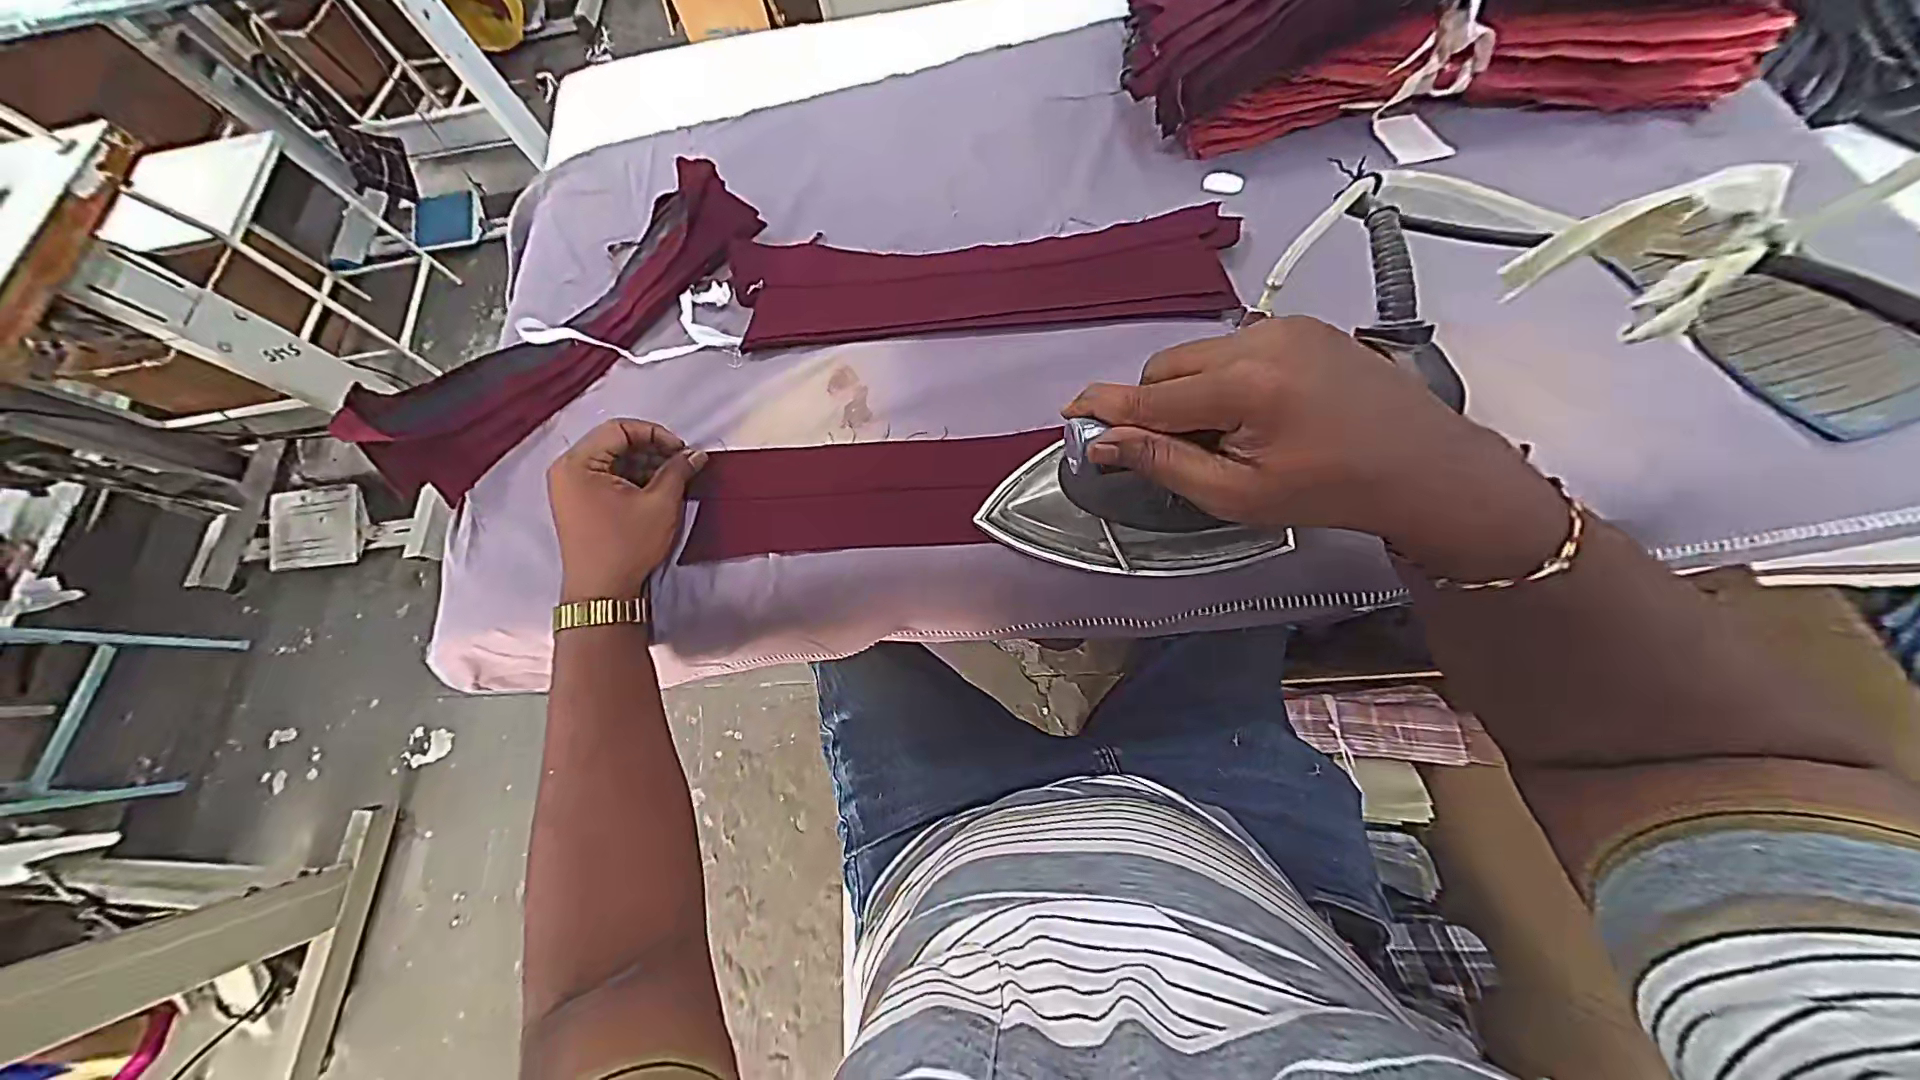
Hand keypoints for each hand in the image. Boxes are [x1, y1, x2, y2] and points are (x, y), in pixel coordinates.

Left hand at [548, 419, 705, 602]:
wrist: (603, 591)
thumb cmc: (627, 546)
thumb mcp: (660, 504)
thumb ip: (679, 471)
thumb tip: (696, 454)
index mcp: (578, 463)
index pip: (620, 429)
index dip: (656, 434)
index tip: (682, 450)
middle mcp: (567, 469)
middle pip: (615, 443)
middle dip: (652, 450)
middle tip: (682, 464)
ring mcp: (571, 487)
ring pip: (614, 460)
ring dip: (645, 465)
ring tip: (674, 479)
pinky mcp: (580, 502)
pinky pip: (608, 477)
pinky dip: (634, 479)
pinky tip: (657, 491)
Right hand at [1062, 315, 1568, 582]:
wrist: (1425, 465)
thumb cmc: (1331, 492)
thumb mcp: (1238, 494)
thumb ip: (1165, 462)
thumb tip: (1106, 443)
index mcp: (1247, 385)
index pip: (1150, 396)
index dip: (1105, 409)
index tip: (1070, 413)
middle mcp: (1261, 340)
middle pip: (1165, 368)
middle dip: (1154, 406)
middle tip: (1180, 449)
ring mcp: (1284, 326)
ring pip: (1194, 355)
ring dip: (1185, 392)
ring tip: (1224, 432)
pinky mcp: (1300, 325)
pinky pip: (1229, 347)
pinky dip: (1217, 378)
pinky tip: (1250, 410)